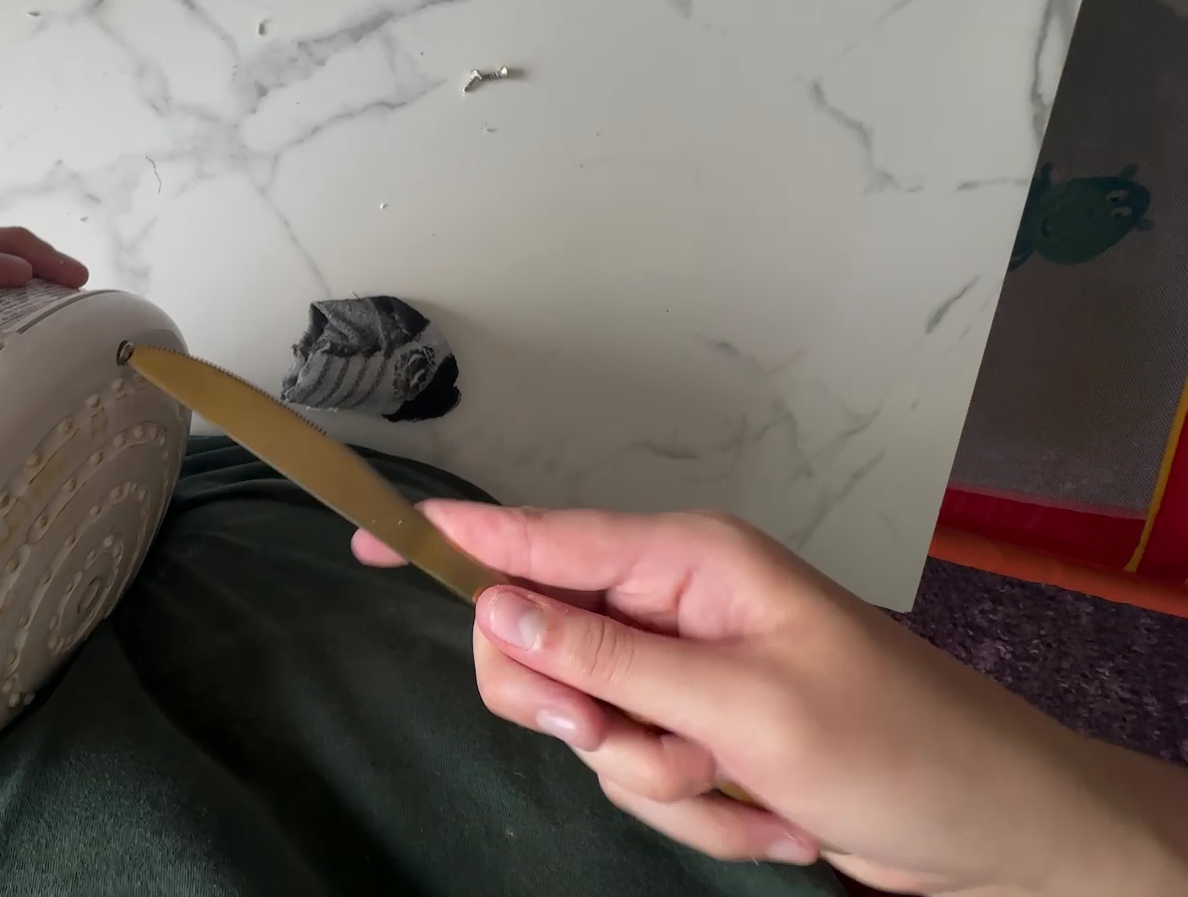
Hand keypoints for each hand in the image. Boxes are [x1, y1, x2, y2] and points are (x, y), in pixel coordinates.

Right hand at [354, 505, 1187, 895]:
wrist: (1014, 847)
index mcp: (673, 558)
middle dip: (574, 706)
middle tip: (630, 742)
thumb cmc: (900, 750)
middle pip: (532, 638)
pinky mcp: (675, 718)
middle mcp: (655, 598)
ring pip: (574, 711)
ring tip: (735, 788)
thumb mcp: (743, 705)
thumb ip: (604, 654)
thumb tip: (489, 606)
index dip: (445, 536)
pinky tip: (760, 812)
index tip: (369, 538)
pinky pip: (623, 761)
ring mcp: (662, 662)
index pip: (528, 537)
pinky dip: (681, 800)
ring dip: (644, 768)